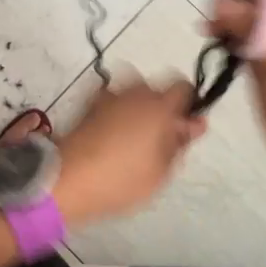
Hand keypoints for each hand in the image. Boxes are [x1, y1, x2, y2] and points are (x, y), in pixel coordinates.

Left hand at [51, 76, 206, 223]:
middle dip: (161, 108)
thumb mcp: (161, 170)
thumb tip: (197, 122)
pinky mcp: (90, 102)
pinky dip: (118, 110)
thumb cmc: (122, 179)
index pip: (182, 87)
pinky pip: (114, 100)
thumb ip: (180, 142)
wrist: (69, 178)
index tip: (184, 126)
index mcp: (158, 106)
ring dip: (139, 108)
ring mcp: (109, 95)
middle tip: (158, 139)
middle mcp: (134, 92)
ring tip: (134, 138)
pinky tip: (113, 136)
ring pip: (133, 93)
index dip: (187, 104)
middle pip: (156, 89)